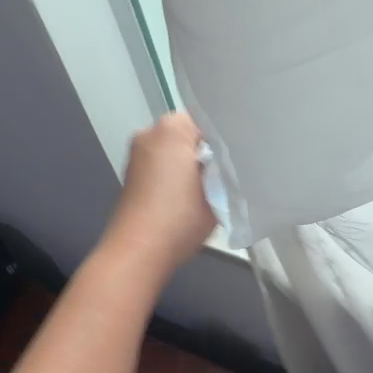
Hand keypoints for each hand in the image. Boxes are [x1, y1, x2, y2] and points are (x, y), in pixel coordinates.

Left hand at [102, 112, 218, 271]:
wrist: (139, 252)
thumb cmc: (181, 217)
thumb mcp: (217, 188)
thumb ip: (224, 167)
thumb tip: (225, 161)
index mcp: (172, 128)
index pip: (209, 121)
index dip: (227, 139)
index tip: (240, 158)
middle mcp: (149, 133)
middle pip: (190, 135)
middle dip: (208, 152)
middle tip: (229, 174)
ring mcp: (137, 154)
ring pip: (175, 150)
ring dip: (191, 165)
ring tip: (211, 189)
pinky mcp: (132, 175)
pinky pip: (162, 165)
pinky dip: (176, 176)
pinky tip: (189, 197)